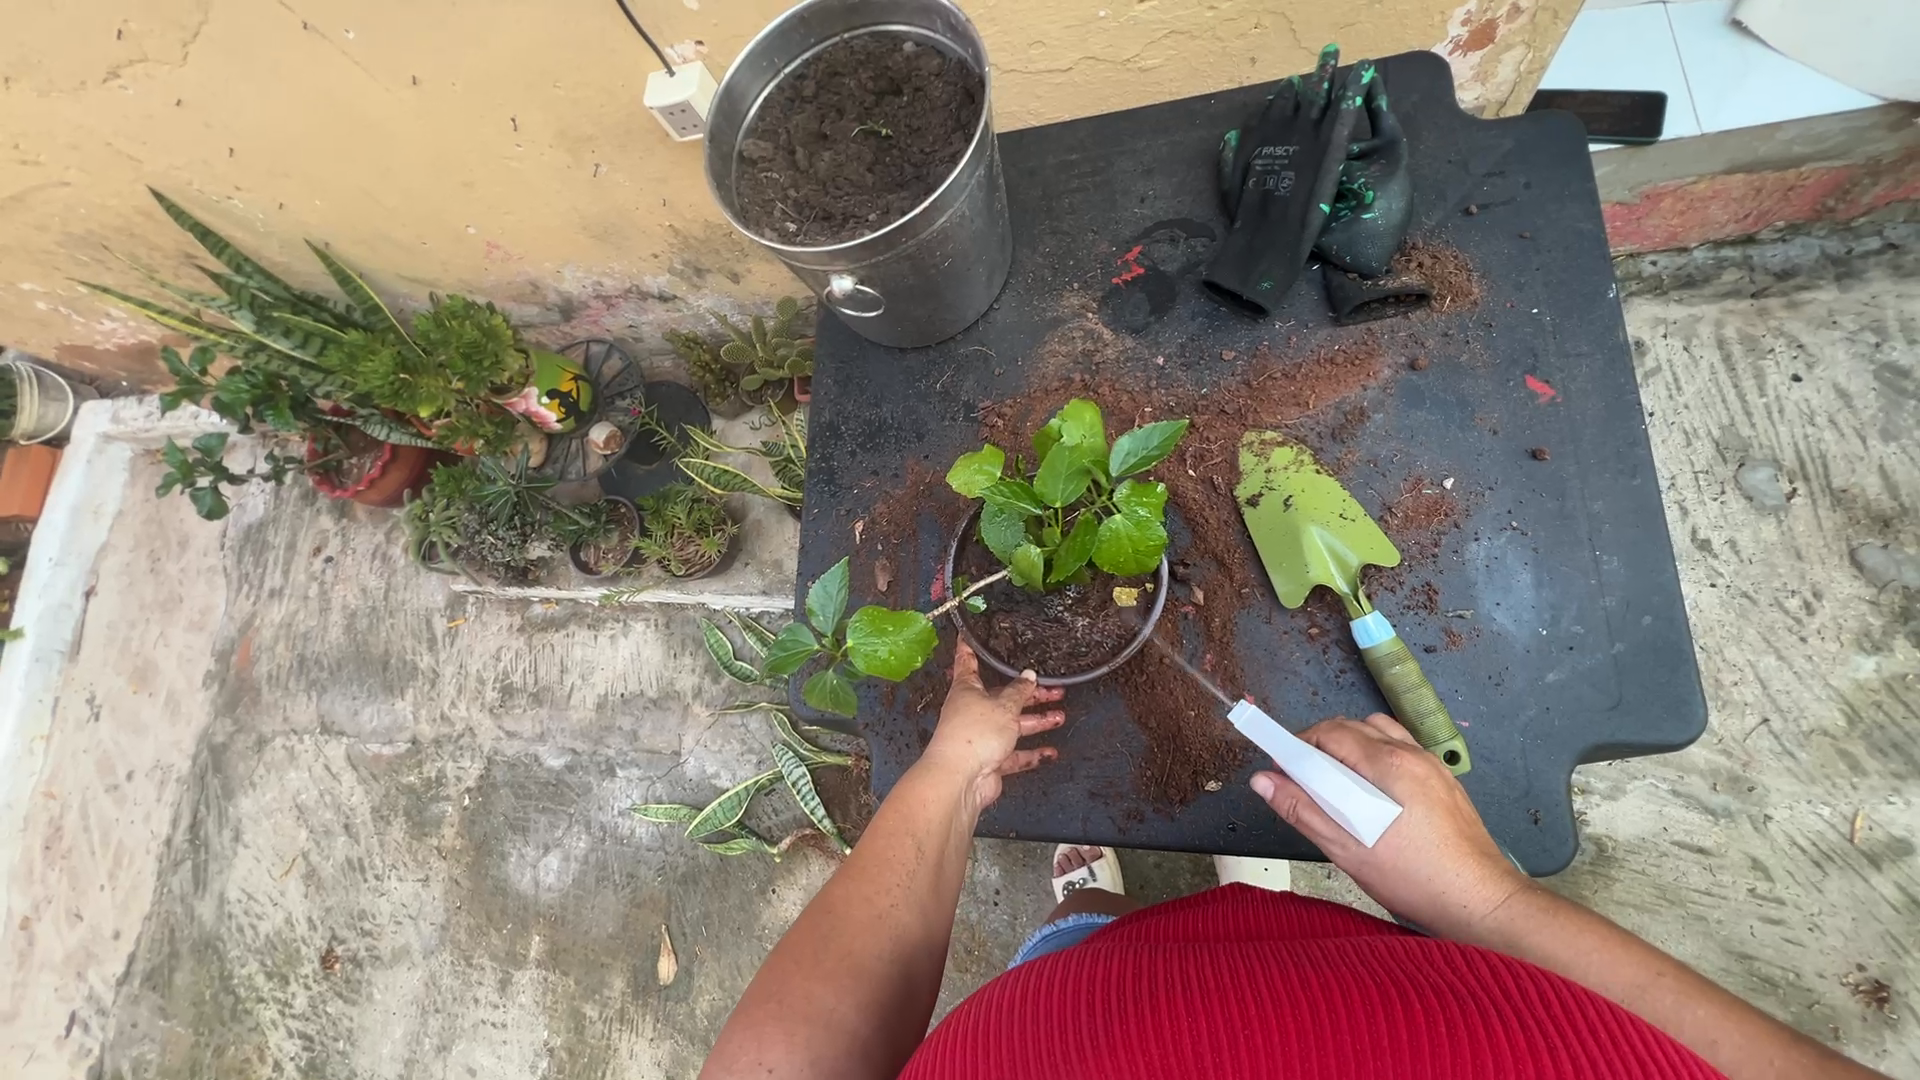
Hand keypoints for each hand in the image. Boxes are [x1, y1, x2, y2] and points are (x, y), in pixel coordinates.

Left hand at [916, 643, 1066, 812]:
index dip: (969, 647)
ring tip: (1059, 716)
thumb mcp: (1003, 705)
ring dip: (1036, 721)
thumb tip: (1029, 677)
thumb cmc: (972, 736)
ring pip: (1013, 725)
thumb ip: (1019, 691)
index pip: (967, 661)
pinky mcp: (990, 759)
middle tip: (1052, 689)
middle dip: (1028, 693)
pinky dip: (1032, 753)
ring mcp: (981, 736)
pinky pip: (1015, 754)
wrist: (960, 778)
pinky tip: (1049, 751)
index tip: (968, 633)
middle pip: (1003, 696)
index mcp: (967, 689)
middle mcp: (972, 710)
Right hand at [1250, 713, 1531, 942]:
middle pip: (1352, 726)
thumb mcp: (1346, 849)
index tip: (1284, 770)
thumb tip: (1262, 780)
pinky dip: (1377, 755)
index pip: (1330, 731)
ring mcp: (1432, 764)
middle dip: (1321, 744)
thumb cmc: (1412, 877)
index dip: (1299, 744)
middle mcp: (1410, 753)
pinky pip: (1402, 748)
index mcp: (1386, 764)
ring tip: (1340, 781)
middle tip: (1306, 780)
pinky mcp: (1445, 780)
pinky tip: (1375, 790)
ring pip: (1378, 732)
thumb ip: (1301, 809)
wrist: (1484, 903)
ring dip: (1351, 745)